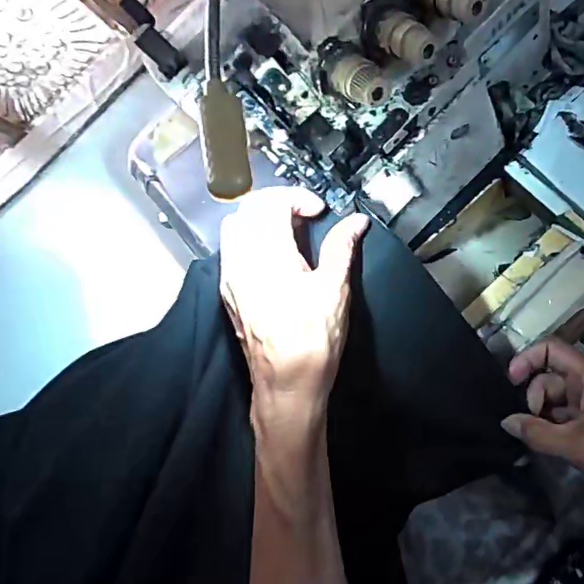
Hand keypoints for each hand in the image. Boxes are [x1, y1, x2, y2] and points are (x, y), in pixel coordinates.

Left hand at [219, 188, 369, 450]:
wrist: (287, 386)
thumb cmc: (312, 343)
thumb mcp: (334, 289)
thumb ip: (341, 248)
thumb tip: (354, 223)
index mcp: (268, 256)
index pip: (270, 203)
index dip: (296, 197)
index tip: (316, 210)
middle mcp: (242, 263)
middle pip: (247, 209)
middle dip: (276, 203)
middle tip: (303, 216)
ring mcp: (230, 279)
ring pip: (233, 228)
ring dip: (259, 220)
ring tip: (288, 235)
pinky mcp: (228, 295)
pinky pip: (230, 252)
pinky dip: (248, 241)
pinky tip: (273, 259)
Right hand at [502, 338, 583, 513]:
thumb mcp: (577, 445)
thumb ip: (537, 432)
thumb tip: (506, 421)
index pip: (550, 349)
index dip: (526, 360)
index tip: (510, 383)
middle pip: (549, 376)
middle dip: (533, 396)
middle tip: (531, 425)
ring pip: (556, 400)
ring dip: (542, 415)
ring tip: (534, 439)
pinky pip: (566, 418)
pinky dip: (553, 428)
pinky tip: (545, 445)